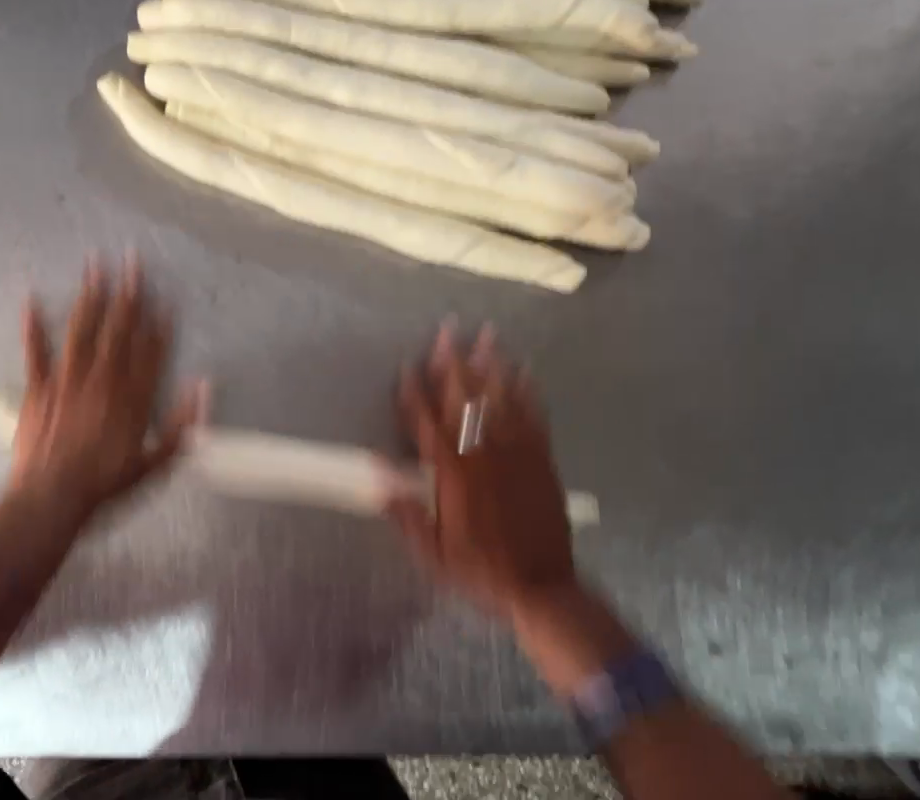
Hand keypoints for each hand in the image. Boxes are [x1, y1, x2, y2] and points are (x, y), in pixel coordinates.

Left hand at [8, 255, 205, 526]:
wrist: (52, 496)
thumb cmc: (106, 483)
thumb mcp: (156, 463)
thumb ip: (183, 424)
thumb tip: (204, 387)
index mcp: (133, 396)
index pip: (151, 349)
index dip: (159, 321)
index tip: (165, 295)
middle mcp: (103, 378)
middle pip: (119, 328)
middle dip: (129, 292)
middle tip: (133, 260)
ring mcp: (69, 379)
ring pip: (83, 329)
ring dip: (90, 295)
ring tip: (95, 264)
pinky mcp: (39, 387)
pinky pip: (36, 351)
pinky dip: (33, 325)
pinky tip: (32, 298)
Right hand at [386, 322, 575, 620]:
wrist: (542, 589)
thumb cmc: (480, 571)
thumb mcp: (433, 553)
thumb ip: (406, 512)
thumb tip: (377, 473)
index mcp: (453, 477)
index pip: (427, 425)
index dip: (414, 394)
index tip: (406, 366)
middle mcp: (483, 457)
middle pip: (465, 402)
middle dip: (453, 363)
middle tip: (448, 331)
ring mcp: (516, 456)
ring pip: (501, 402)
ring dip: (491, 366)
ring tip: (487, 335)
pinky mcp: (541, 461)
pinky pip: (533, 418)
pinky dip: (527, 393)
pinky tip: (523, 371)